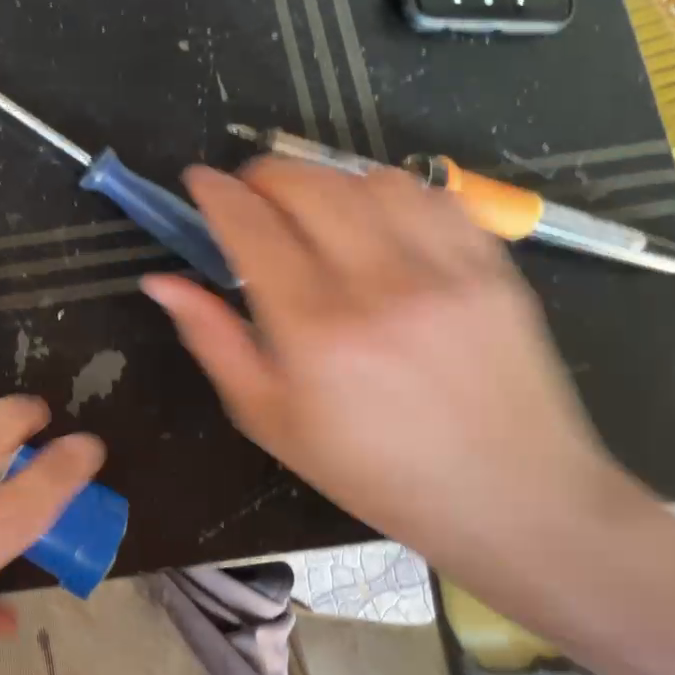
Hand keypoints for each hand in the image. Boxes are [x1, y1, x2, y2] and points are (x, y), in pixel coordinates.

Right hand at [143, 158, 623, 562]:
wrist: (514, 500)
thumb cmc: (370, 468)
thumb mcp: (267, 416)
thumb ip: (212, 339)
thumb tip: (160, 282)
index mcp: (313, 329)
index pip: (251, 226)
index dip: (216, 192)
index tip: (198, 180)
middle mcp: (379, 287)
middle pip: (309, 186)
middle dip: (264, 174)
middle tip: (248, 191)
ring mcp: (446, 273)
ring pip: (371, 180)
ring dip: (326, 180)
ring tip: (311, 205)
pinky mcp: (494, 271)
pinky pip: (434, 198)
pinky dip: (390, 192)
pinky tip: (374, 217)